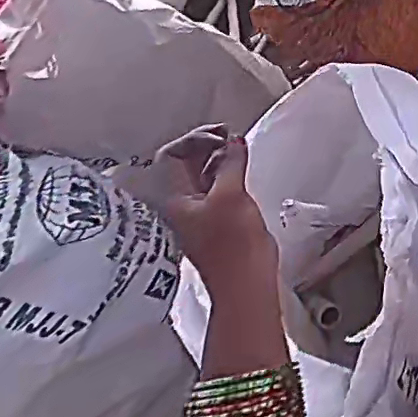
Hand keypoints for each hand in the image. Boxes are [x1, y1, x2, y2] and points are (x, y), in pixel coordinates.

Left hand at [136, 125, 277, 295]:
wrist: (245, 281)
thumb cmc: (232, 241)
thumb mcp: (230, 195)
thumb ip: (231, 163)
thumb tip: (235, 141)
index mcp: (174, 198)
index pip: (171, 156)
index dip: (194, 139)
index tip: (221, 136)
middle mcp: (183, 202)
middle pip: (186, 162)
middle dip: (206, 143)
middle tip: (231, 135)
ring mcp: (202, 209)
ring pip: (203, 172)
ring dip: (219, 155)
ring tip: (238, 147)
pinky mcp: (220, 216)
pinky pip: (218, 184)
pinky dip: (228, 169)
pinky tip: (242, 164)